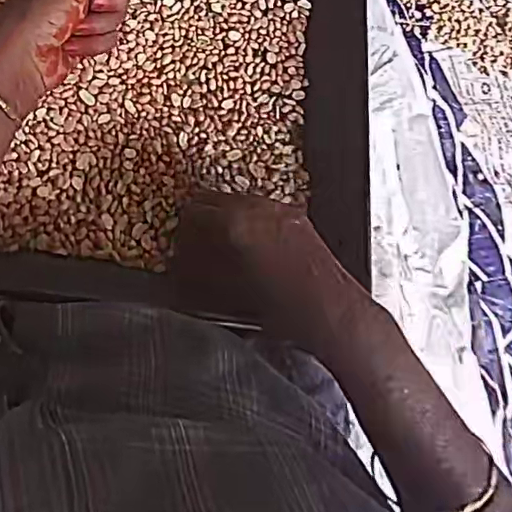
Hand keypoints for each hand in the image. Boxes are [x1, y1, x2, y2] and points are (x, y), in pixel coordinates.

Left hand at [0, 0, 162, 117]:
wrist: (20, 62)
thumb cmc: (33, 17)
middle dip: (111, 1)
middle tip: (92, 5)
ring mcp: (79, 16)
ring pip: (116, 16)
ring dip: (98, 25)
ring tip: (75, 28)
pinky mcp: (83, 40)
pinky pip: (108, 38)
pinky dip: (93, 43)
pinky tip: (72, 45)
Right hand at [172, 191, 369, 346]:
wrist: (332, 312)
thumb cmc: (282, 309)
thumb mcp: (232, 290)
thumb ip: (204, 270)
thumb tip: (185, 264)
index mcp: (237, 222)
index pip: (197, 210)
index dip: (184, 224)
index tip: (179, 237)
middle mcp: (259, 208)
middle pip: (217, 199)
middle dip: (203, 215)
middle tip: (194, 236)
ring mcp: (280, 210)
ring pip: (242, 202)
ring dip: (227, 215)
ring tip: (222, 240)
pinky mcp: (297, 217)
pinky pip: (264, 210)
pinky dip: (251, 220)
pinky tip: (251, 243)